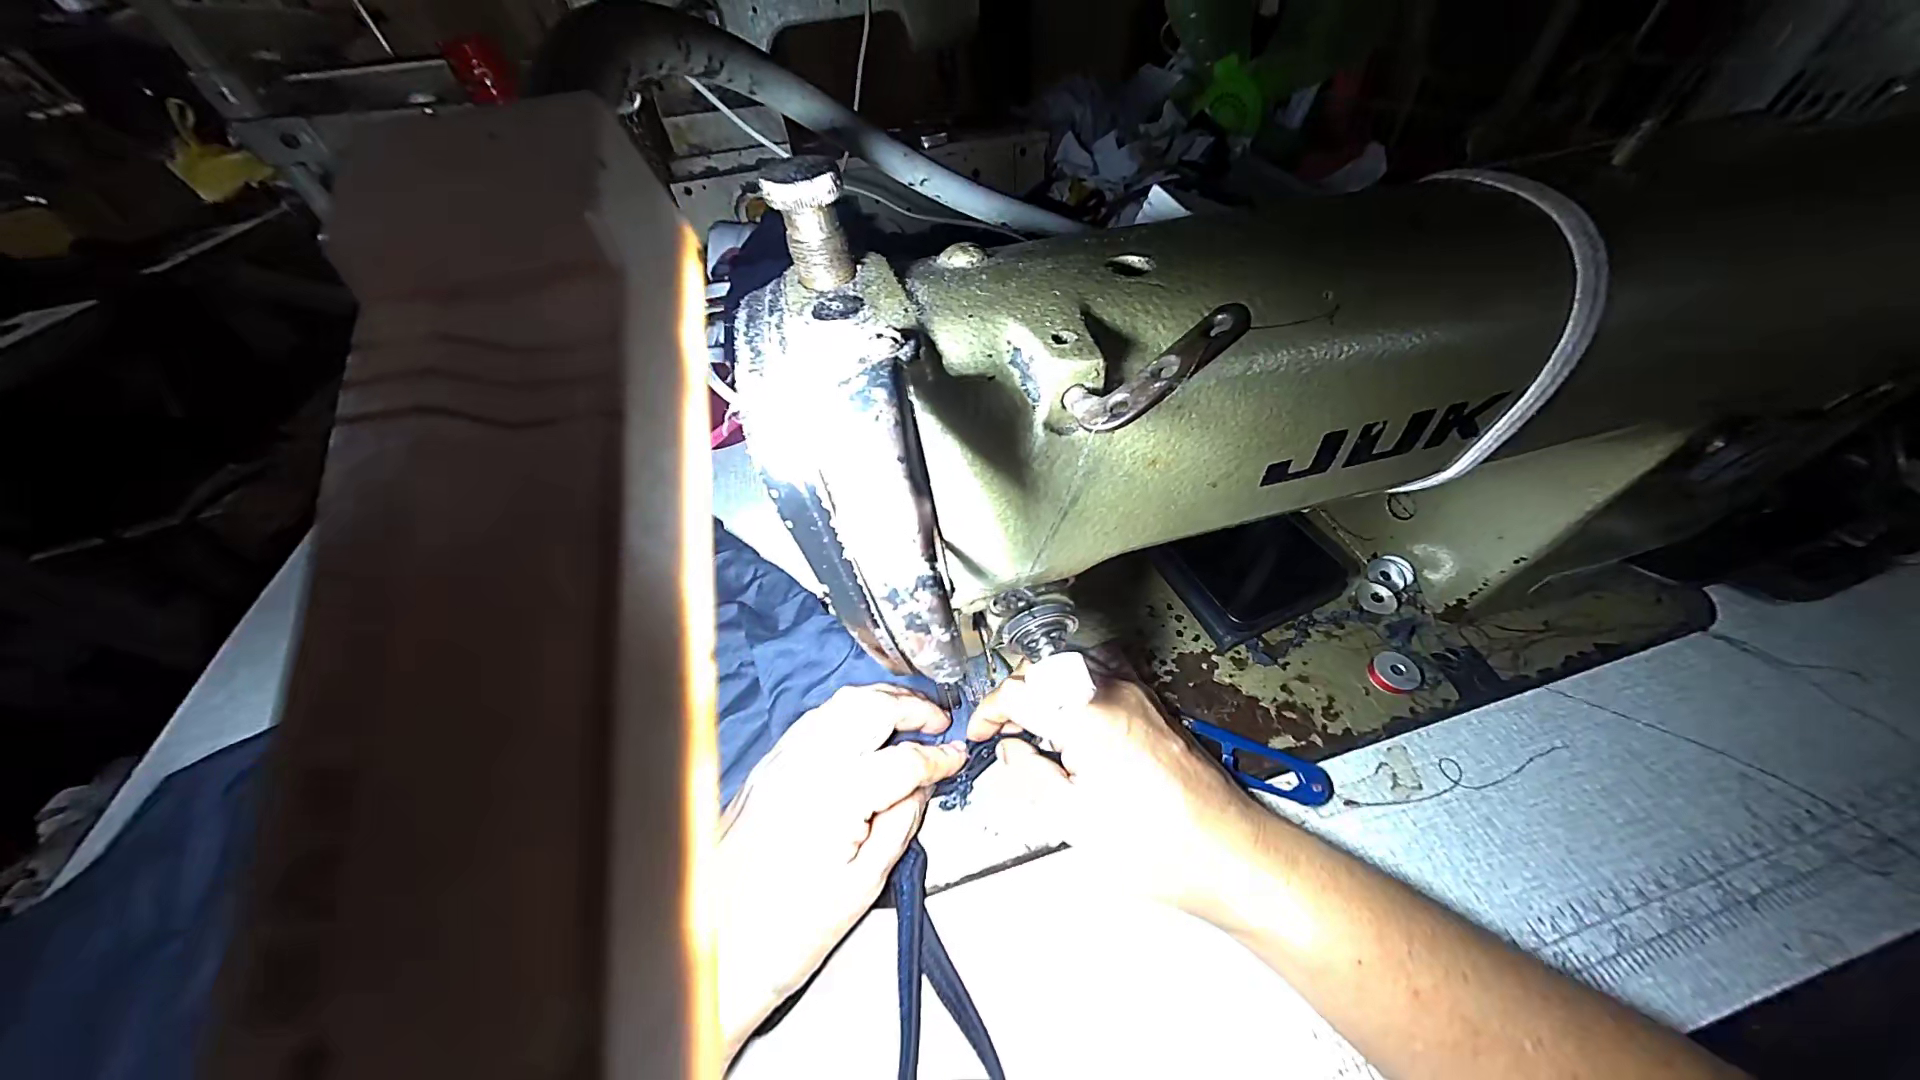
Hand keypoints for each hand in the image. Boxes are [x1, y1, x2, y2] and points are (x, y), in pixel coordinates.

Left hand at [715, 684, 966, 1058]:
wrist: (718, 951)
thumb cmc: (781, 934)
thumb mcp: (862, 887)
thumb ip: (900, 824)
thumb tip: (922, 787)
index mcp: (835, 800)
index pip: (903, 759)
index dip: (938, 756)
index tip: (955, 757)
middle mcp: (804, 768)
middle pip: (871, 708)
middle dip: (914, 707)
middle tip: (939, 721)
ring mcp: (781, 761)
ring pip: (841, 702)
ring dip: (881, 701)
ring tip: (909, 717)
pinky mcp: (768, 766)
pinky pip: (816, 718)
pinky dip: (849, 711)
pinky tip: (865, 729)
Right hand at [968, 661, 1266, 916]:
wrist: (1227, 852)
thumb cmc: (1163, 845)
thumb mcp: (1073, 819)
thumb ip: (1029, 775)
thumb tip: (1009, 753)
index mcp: (1088, 716)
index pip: (1018, 691)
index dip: (989, 710)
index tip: (982, 730)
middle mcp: (1113, 692)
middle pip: (1044, 669)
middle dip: (1016, 696)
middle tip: (1005, 731)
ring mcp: (1136, 695)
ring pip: (1071, 671)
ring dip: (1045, 695)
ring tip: (1040, 736)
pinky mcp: (1151, 706)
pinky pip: (1100, 684)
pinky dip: (1074, 700)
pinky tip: (1077, 738)